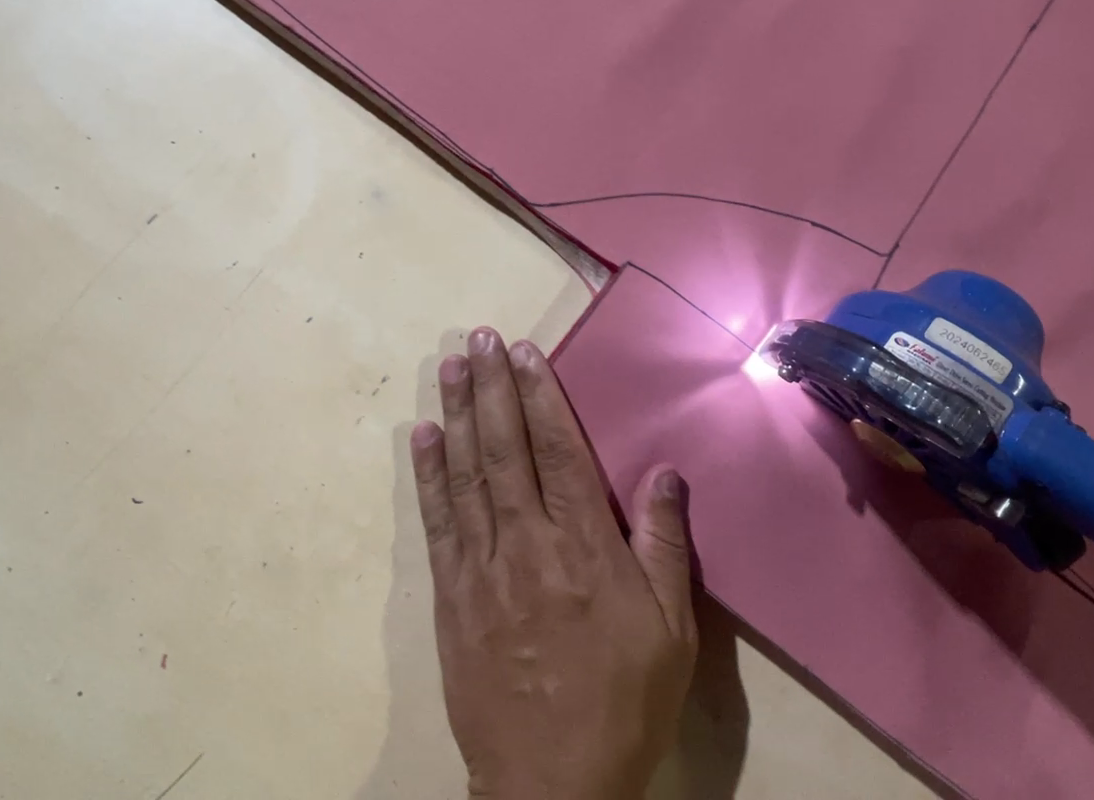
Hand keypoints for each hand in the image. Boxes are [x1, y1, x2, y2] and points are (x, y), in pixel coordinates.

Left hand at [412, 328, 697, 799]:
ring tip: (447, 367)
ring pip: (467, 476)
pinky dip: (429, 475)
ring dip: (456, 415)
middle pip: (506, 450)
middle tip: (478, 338)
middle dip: (491, 388)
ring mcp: (483, 569)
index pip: (559, 451)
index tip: (525, 353)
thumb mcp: (671, 628)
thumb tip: (664, 471)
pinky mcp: (451, 598)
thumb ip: (664, 544)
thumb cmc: (624, 699)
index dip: (540, 397)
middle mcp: (529, 544)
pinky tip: (422, 438)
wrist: (551, 783)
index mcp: (585, 547)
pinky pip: (438, 524)